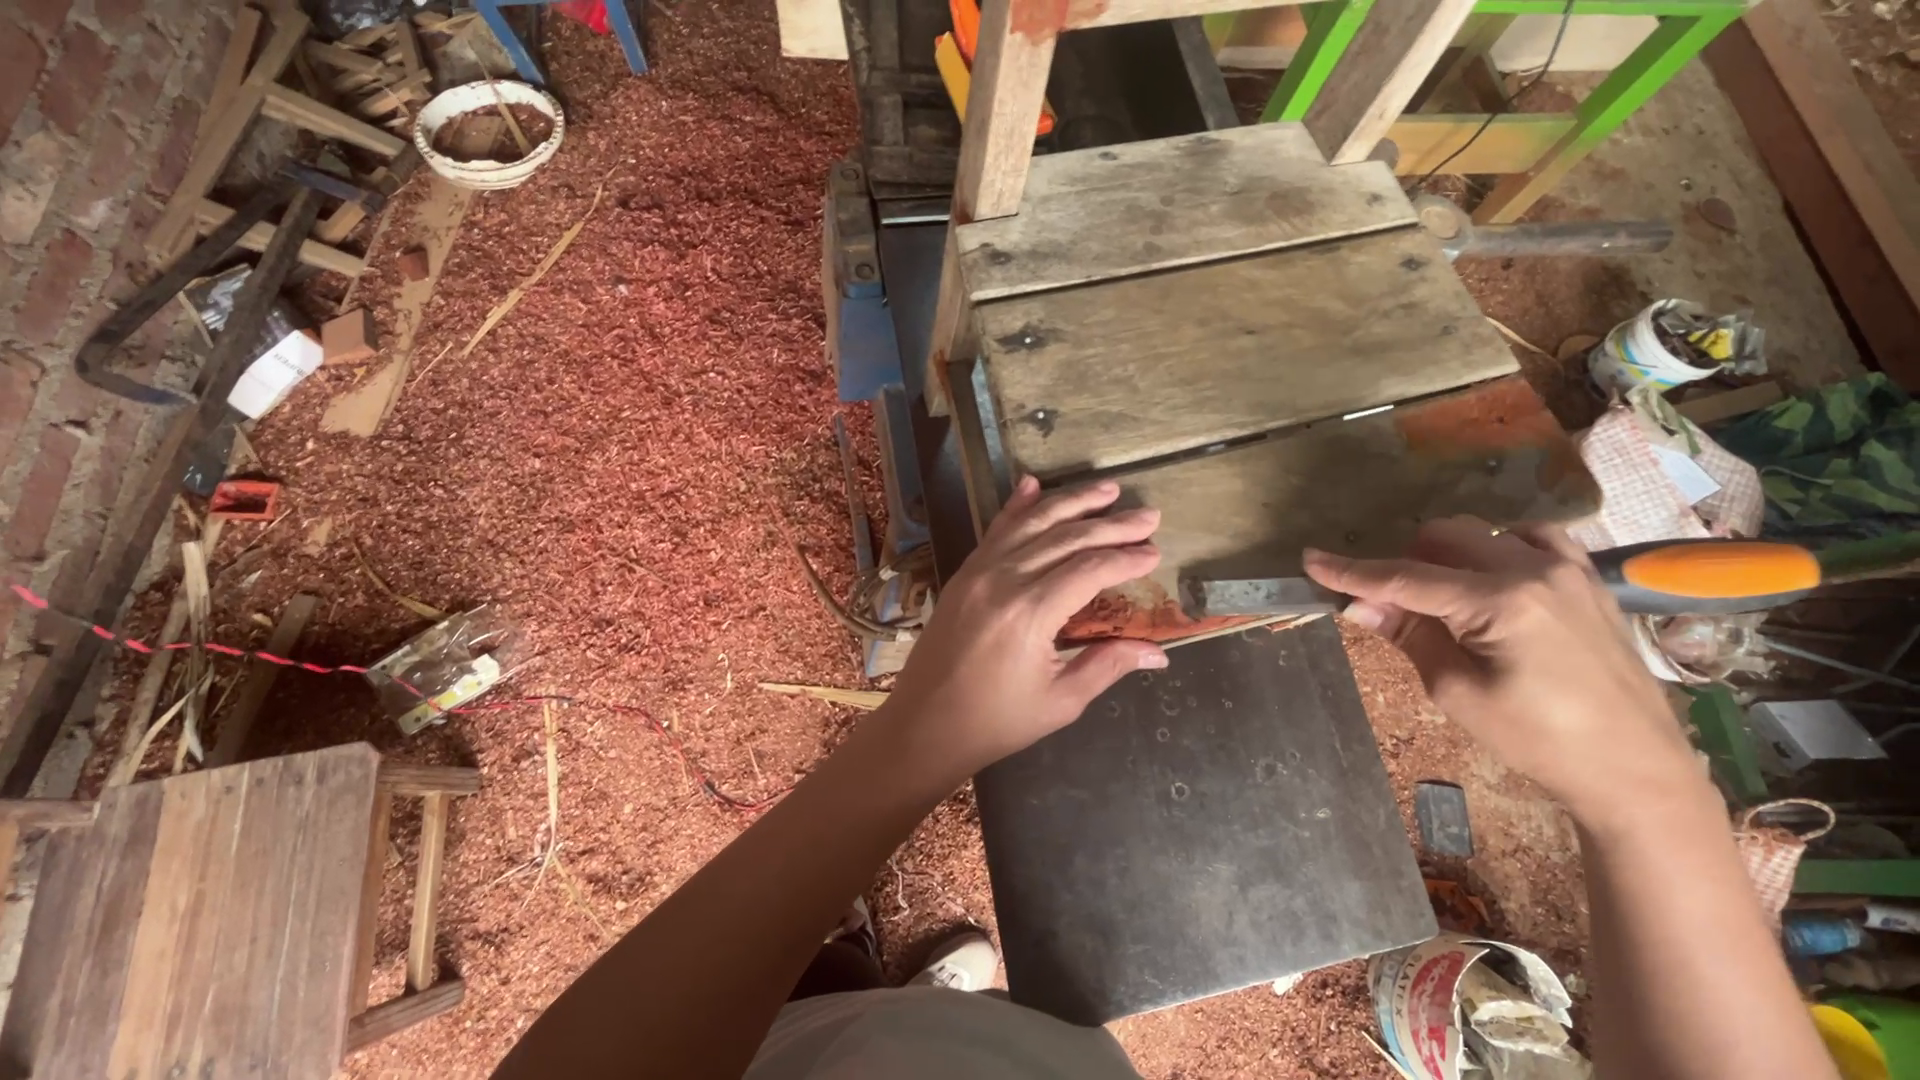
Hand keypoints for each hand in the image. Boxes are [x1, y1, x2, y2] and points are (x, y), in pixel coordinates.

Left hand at [881, 475, 1167, 777]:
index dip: (1125, 559)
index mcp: (1029, 613)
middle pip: (1065, 538)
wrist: (923, 725)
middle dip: (1111, 525)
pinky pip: (995, 531)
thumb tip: (1158, 653)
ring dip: (1070, 502)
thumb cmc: (994, 722)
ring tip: (1107, 490)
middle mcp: (1003, 580)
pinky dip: (1017, 507)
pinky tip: (1033, 484)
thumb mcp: (1059, 702)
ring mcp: (978, 572)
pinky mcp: (963, 575)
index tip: (1154, 553)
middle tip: (1149, 516)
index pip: (1089, 569)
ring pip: (1030, 524)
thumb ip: (1107, 666)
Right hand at [1302, 517, 1699, 826]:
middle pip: (1443, 538)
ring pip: (1484, 532)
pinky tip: (1489, 579)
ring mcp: (1569, 569)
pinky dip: (1497, 548)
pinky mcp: (1588, 580)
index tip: (1311, 560)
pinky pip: (1532, 539)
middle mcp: (1535, 569)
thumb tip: (1359, 605)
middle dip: (1403, 563)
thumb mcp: (1457, 693)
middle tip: (1384, 604)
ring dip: (1448, 554)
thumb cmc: (1538, 740)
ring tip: (1438, 595)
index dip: (1352, 571)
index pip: (1406, 577)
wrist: (1635, 768)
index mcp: (1499, 601)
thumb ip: (1409, 636)